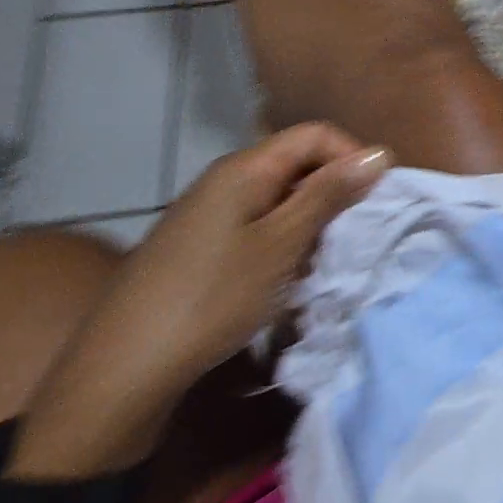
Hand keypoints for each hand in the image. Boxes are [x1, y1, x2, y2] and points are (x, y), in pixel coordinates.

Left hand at [88, 123, 390, 402]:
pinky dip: (284, 243)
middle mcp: (225, 180)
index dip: (352, 158)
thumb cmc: (213, 297)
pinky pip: (258, 226)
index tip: (375, 200)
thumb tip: (378, 153)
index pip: (315, 135)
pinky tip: (287, 279)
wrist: (125, 367)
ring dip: (311, 223)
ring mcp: (209, 213)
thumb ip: (328, 195)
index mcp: (244, 169)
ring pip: (281, 198)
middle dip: (334, 193)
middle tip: (353, 236)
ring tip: (322, 262)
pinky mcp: (201, 245)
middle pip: (298, 164)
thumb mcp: (282, 245)